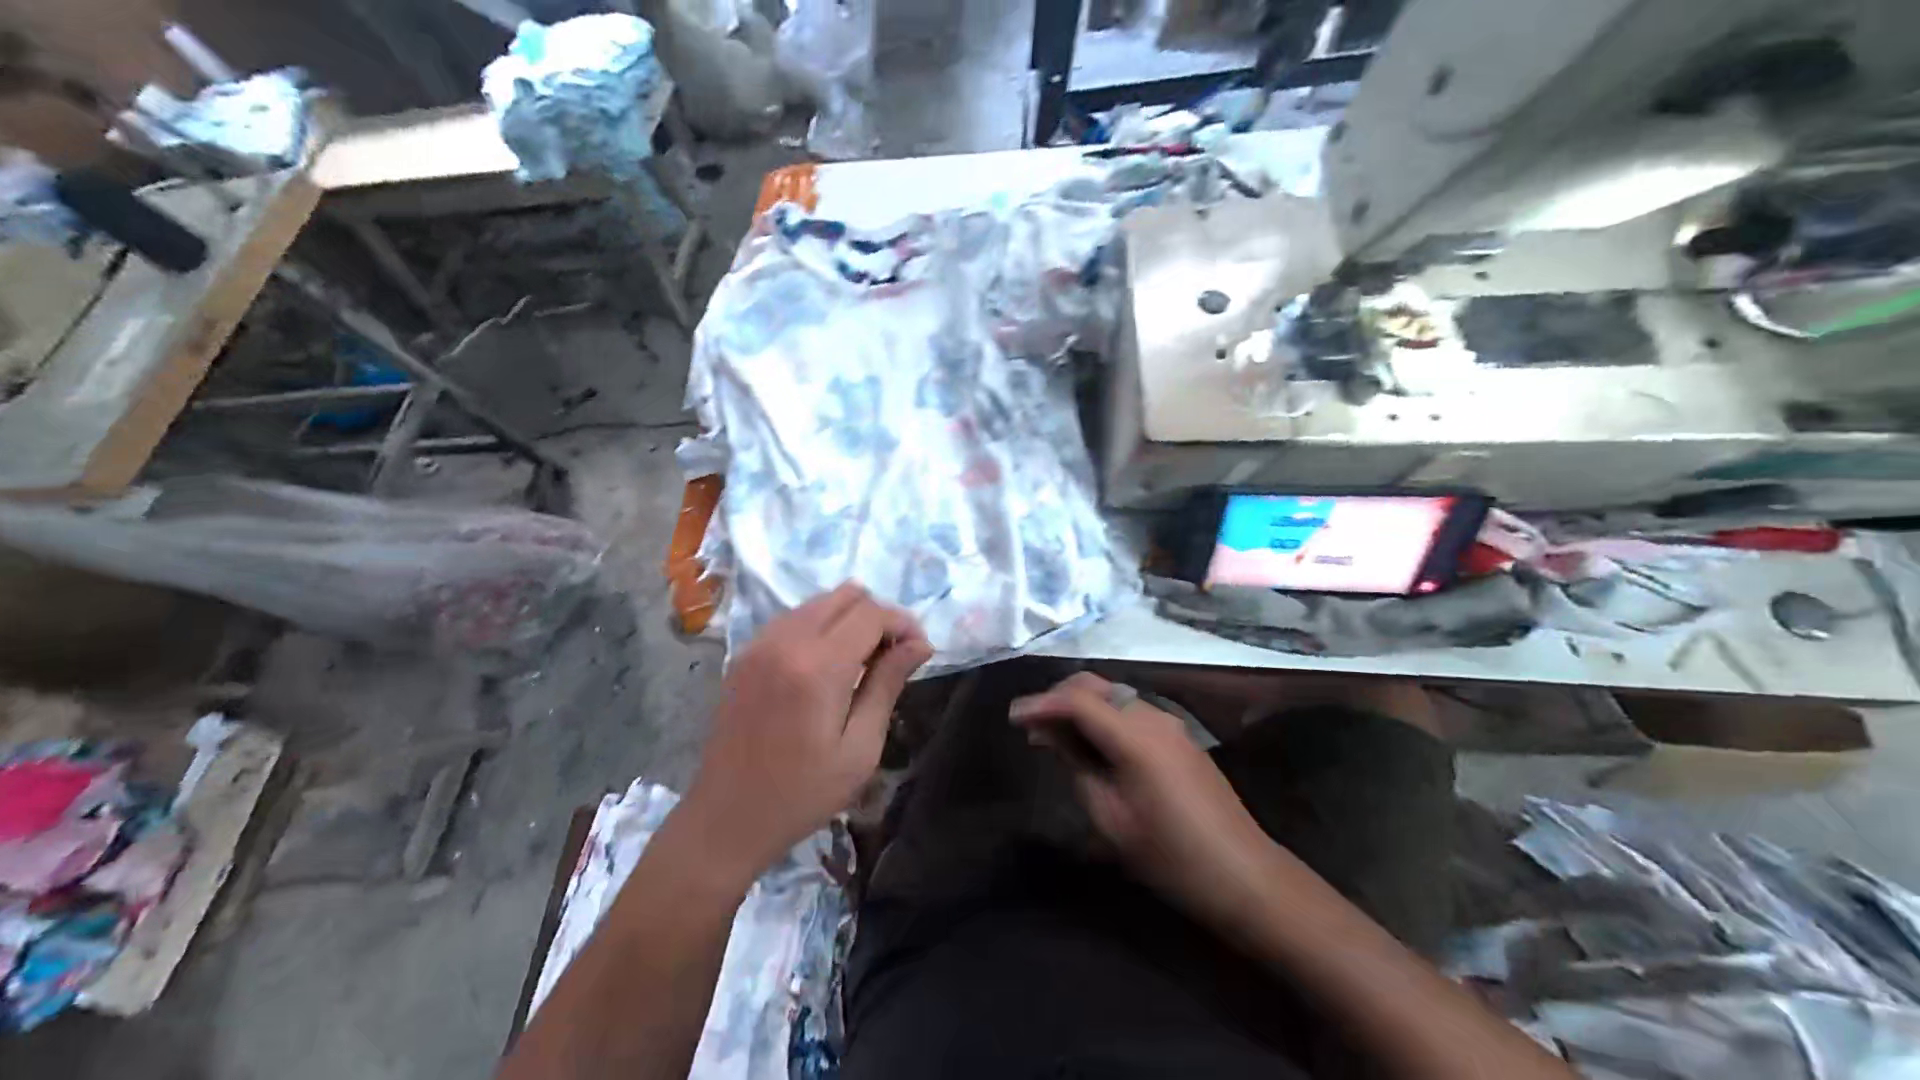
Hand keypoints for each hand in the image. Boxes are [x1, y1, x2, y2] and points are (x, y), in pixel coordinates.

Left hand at [680, 583, 932, 881]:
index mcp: (817, 666)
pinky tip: (828, 665)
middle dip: (878, 616)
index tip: (919, 651)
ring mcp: (759, 643)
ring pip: (819, 602)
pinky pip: (793, 618)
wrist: (727, 818)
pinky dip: (821, 627)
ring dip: (850, 619)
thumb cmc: (803, 793)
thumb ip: (888, 685)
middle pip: (846, 595)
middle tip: (893, 654)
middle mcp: (785, 640)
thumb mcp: (860, 748)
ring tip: (863, 661)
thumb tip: (920, 644)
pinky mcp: (745, 654)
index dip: (904, 624)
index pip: (872, 613)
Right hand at [1010, 672, 1282, 929]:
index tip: (1011, 718)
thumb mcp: (1111, 817)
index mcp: (1135, 736)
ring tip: (1053, 736)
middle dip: (1058, 697)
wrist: (1243, 875)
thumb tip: (1050, 734)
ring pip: (1113, 695)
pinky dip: (1103, 716)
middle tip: (1030, 725)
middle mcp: (1153, 716)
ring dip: (1081, 706)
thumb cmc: (1170, 856)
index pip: (1076, 701)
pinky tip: (1091, 743)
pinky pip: (1130, 711)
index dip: (1040, 705)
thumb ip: (1077, 765)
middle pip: (1096, 686)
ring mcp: (1171, 724)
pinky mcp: (1179, 737)